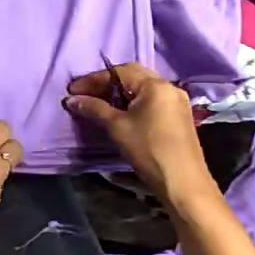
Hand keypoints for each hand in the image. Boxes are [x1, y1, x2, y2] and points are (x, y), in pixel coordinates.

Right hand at [64, 63, 217, 207]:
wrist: (182, 181)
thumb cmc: (148, 149)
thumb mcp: (117, 127)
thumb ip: (94, 109)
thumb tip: (72, 100)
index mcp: (155, 85)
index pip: (119, 72)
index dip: (93, 80)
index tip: (72, 91)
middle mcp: (169, 87)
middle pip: (132, 76)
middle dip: (106, 83)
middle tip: (85, 95)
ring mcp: (176, 102)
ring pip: (142, 89)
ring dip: (118, 93)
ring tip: (98, 104)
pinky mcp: (178, 116)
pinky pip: (151, 100)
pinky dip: (132, 102)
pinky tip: (120, 113)